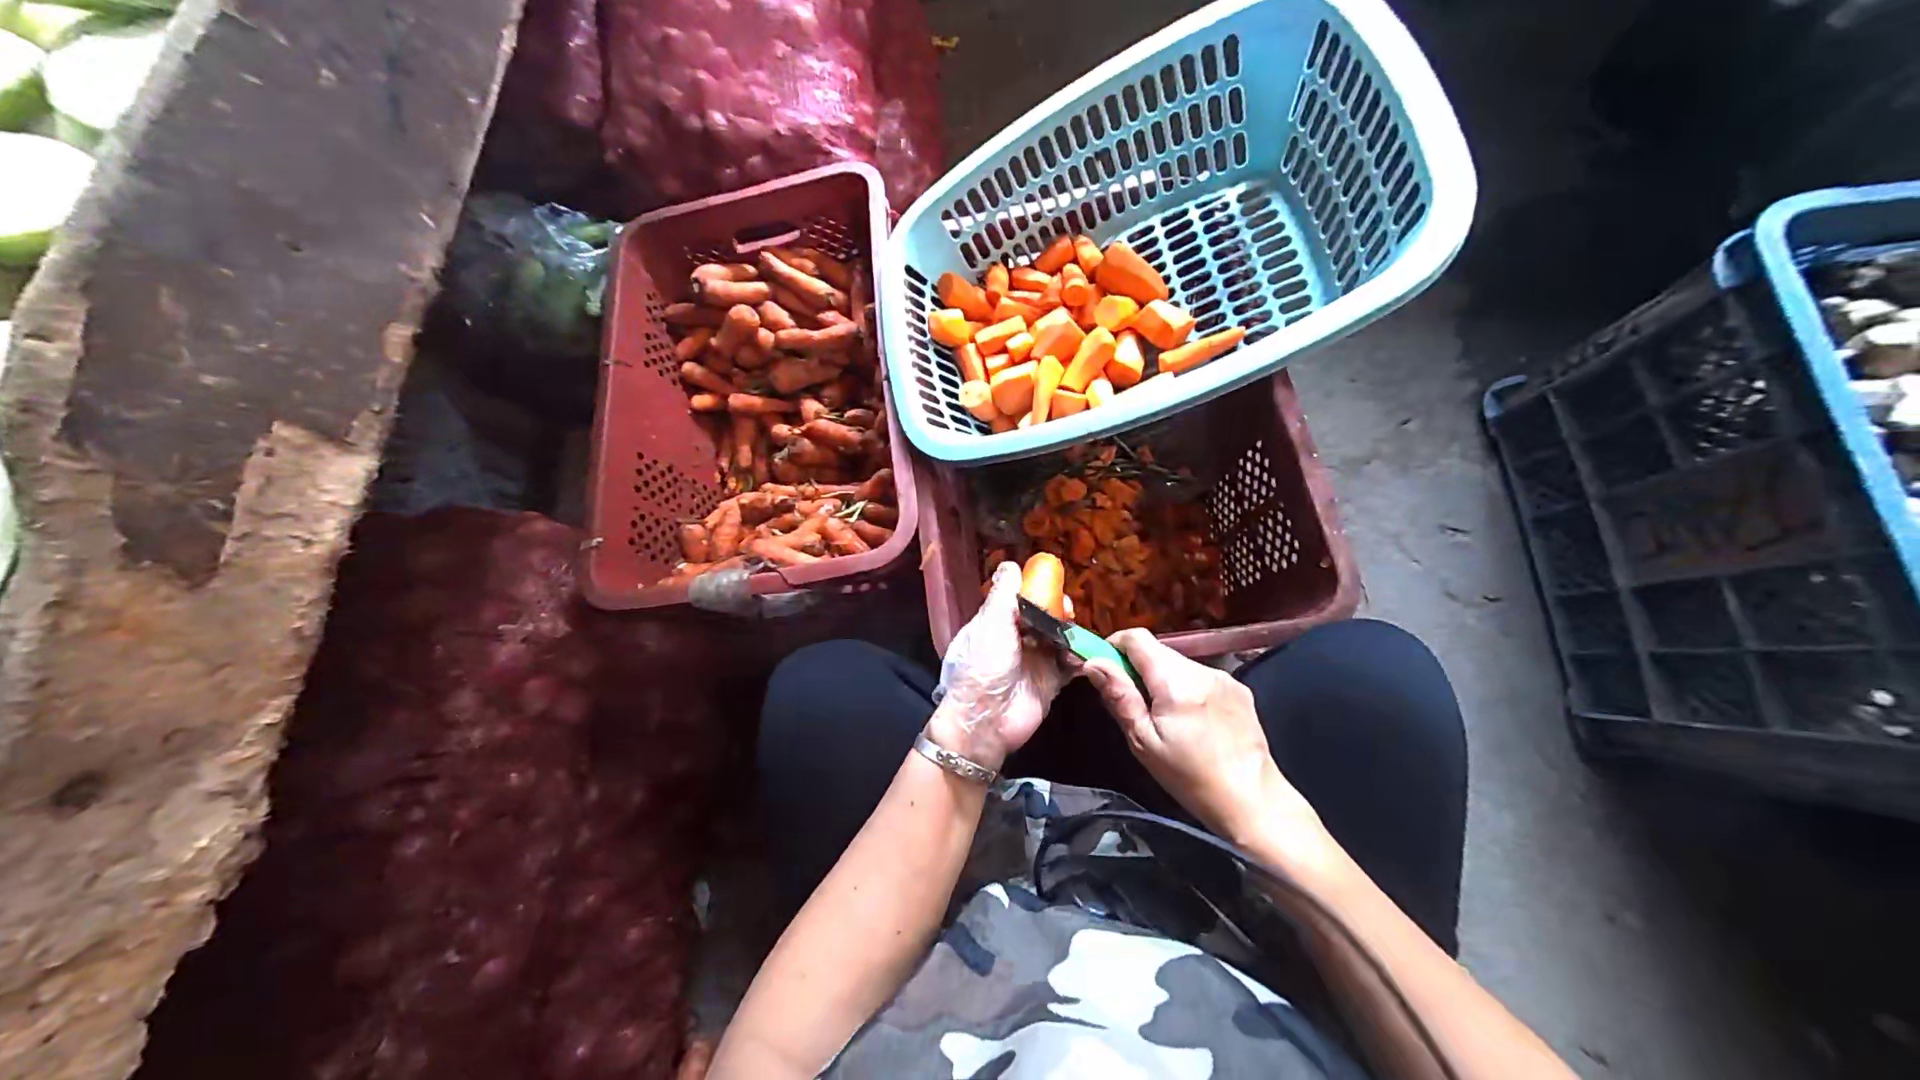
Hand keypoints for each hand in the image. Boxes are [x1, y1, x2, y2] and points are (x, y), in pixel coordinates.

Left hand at [928, 562, 1065, 769]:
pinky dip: (1080, 657)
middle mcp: (1017, 640)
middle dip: (1058, 610)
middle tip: (1067, 610)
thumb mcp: (990, 623)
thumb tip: (1011, 565)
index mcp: (997, 623)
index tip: (1051, 583)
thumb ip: (1004, 594)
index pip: (1020, 599)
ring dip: (1070, 632)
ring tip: (1074, 632)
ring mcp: (1035, 661)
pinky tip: (1084, 652)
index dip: (1036, 590)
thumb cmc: (982, 666)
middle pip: (1044, 617)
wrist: (986, 721)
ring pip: (1060, 638)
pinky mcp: (1051, 681)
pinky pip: (1071, 664)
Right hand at [1084, 630, 1334, 870]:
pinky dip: (1186, 688)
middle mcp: (1201, 670)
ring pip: (1178, 664)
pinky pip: (1199, 677)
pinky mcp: (1238, 688)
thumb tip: (1093, 663)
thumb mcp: (1143, 742)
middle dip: (1138, 668)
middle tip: (1132, 704)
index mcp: (1175, 682)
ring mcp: (1223, 677)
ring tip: (1164, 718)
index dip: (1114, 646)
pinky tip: (1191, 721)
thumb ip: (1119, 697)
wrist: (1253, 800)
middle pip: (1158, 651)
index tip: (1104, 669)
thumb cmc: (1190, 778)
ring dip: (1162, 679)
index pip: (1137, 638)